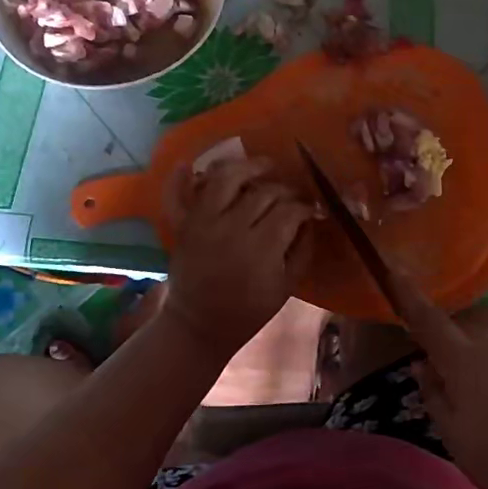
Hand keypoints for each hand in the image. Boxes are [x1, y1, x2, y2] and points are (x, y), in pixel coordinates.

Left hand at [160, 156, 314, 349]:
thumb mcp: (286, 286)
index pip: (289, 210)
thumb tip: (310, 220)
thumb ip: (302, 250)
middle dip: (284, 189)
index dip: (305, 207)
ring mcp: (203, 222)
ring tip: (263, 166)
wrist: (200, 324)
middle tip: (292, 195)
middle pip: (263, 192)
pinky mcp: (182, 225)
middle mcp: (231, 227)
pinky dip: (179, 178)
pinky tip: (188, 164)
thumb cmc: (247, 310)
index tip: (311, 210)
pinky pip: (176, 196)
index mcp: (261, 247)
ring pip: (225, 179)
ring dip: (246, 167)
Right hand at [392, 281, 487, 488]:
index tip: (394, 271)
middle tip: (436, 382)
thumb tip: (423, 367)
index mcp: (463, 359)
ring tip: (475, 417)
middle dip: (446, 352)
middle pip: (461, 340)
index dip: (408, 296)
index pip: (428, 319)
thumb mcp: (453, 435)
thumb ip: (435, 396)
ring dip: (476, 377)